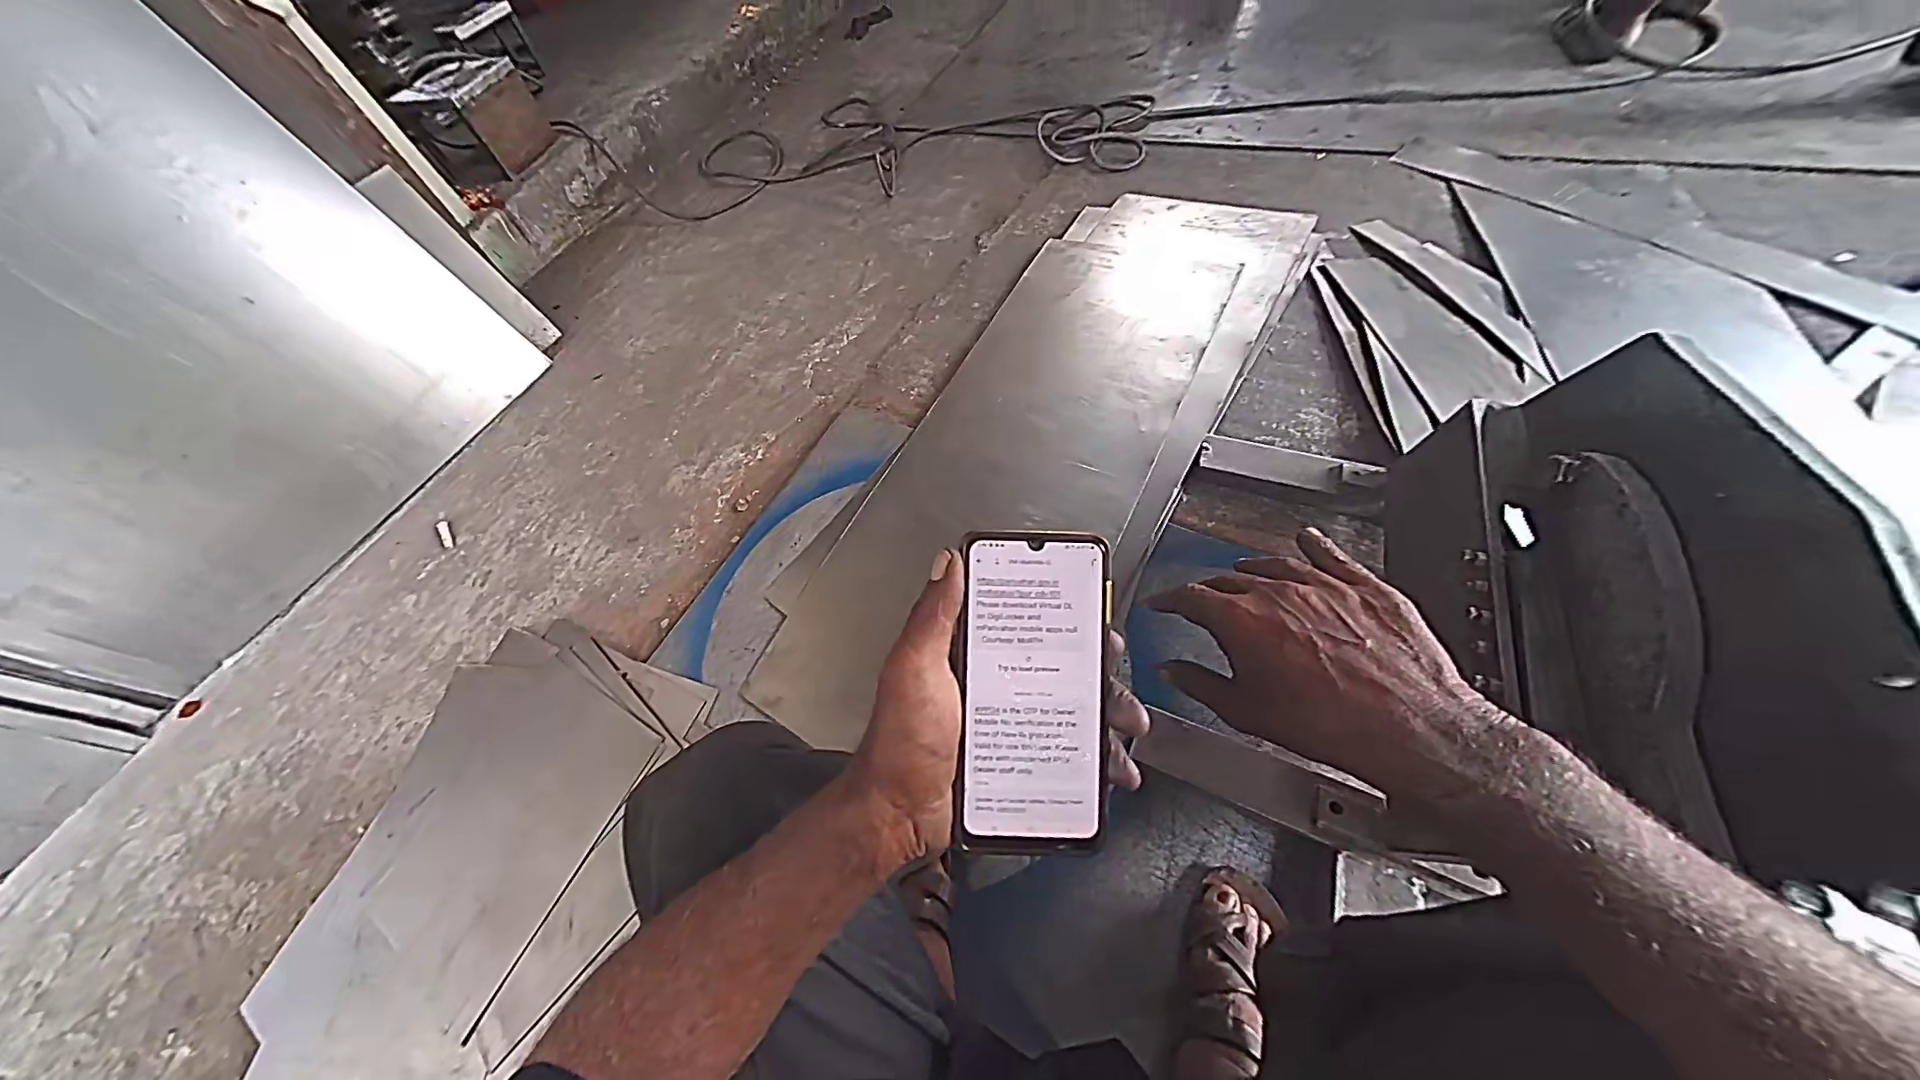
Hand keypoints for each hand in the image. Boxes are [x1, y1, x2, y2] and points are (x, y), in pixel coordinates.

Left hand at [850, 549, 1152, 863]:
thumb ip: (932, 617)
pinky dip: (1097, 760)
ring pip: (1074, 709)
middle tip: (1115, 671)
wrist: (900, 814)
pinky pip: (1070, 753)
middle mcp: (998, 685)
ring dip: (1108, 714)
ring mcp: (1013, 723)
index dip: (1060, 614)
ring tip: (1126, 726)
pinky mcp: (1022, 758)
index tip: (1090, 611)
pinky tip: (1112, 769)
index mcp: (973, 656)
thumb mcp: (913, 669)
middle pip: (1062, 666)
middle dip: (1099, 668)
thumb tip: (948, 561)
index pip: (1025, 623)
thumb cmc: (901, 741)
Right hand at [1147, 528, 1513, 804]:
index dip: (1168, 598)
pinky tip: (1307, 540)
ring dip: (1251, 569)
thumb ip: (1200, 683)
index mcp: (1243, 621)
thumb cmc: (1332, 726)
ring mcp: (1324, 586)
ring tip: (1241, 572)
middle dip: (1208, 590)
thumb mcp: (1246, 712)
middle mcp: (1280, 594)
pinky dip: (1313, 545)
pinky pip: (1331, 555)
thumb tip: (1174, 671)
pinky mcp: (1364, 587)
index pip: (1190, 596)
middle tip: (1200, 600)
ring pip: (1274, 563)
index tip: (1162, 602)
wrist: (1410, 730)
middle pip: (1229, 578)